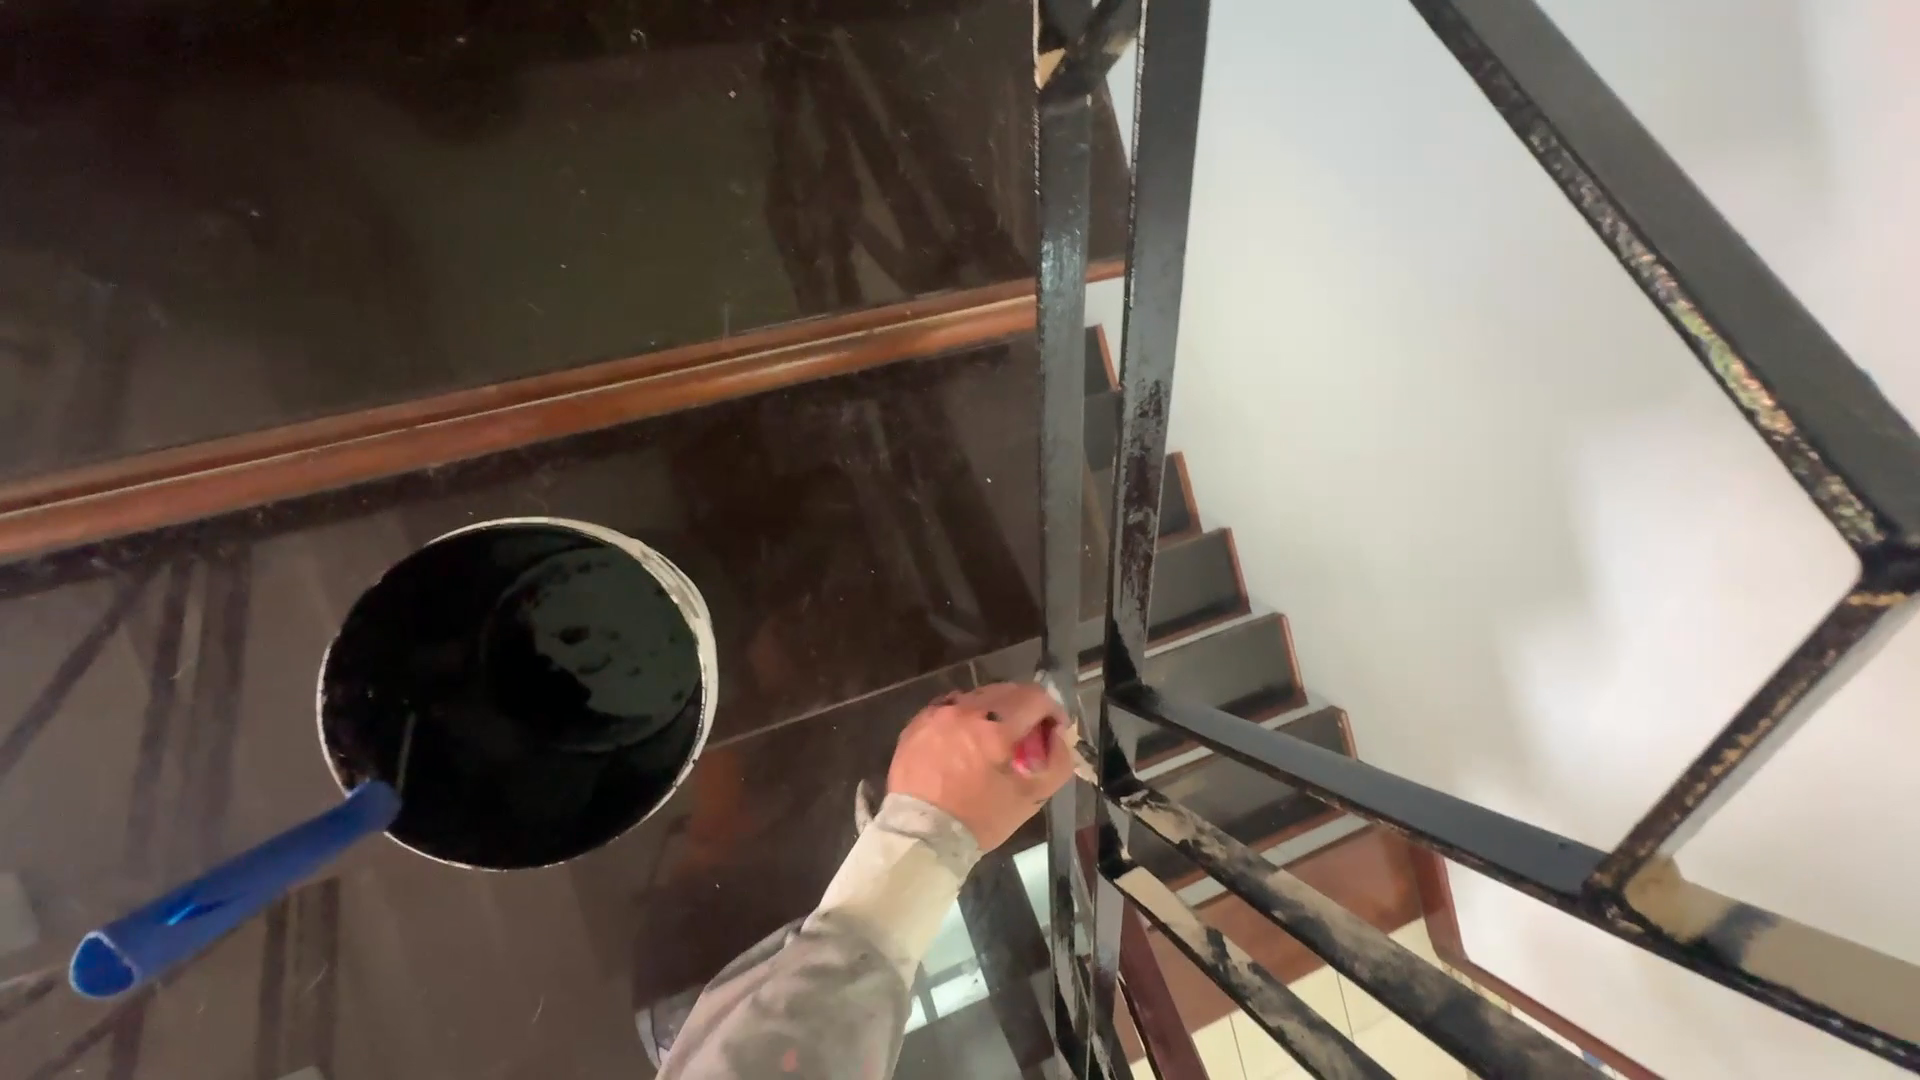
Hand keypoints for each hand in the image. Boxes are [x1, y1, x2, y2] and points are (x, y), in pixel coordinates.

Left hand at [887, 682, 1075, 851]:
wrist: (920, 836)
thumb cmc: (978, 819)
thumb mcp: (1030, 798)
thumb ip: (1057, 763)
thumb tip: (1057, 736)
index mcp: (995, 727)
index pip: (1035, 697)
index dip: (1052, 711)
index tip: (1053, 731)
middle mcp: (965, 710)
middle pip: (1007, 691)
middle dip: (1024, 710)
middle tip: (1027, 738)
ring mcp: (937, 713)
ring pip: (977, 697)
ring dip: (994, 712)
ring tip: (994, 741)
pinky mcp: (918, 722)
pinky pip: (950, 708)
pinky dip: (965, 718)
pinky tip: (965, 743)